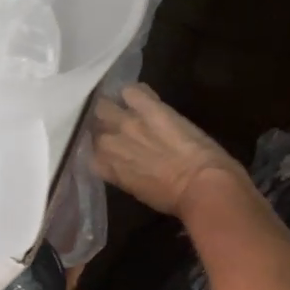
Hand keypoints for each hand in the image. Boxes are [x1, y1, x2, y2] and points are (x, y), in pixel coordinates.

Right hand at [91, 84, 246, 216]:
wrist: (201, 185)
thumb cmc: (172, 198)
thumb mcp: (136, 190)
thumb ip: (121, 172)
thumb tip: (123, 163)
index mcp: (104, 166)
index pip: (89, 151)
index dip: (98, 147)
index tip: (106, 148)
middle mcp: (108, 142)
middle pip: (93, 125)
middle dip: (101, 125)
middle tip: (113, 126)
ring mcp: (127, 122)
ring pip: (104, 105)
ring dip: (111, 107)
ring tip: (121, 107)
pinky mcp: (149, 107)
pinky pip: (132, 91)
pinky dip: (133, 93)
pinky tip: (140, 97)